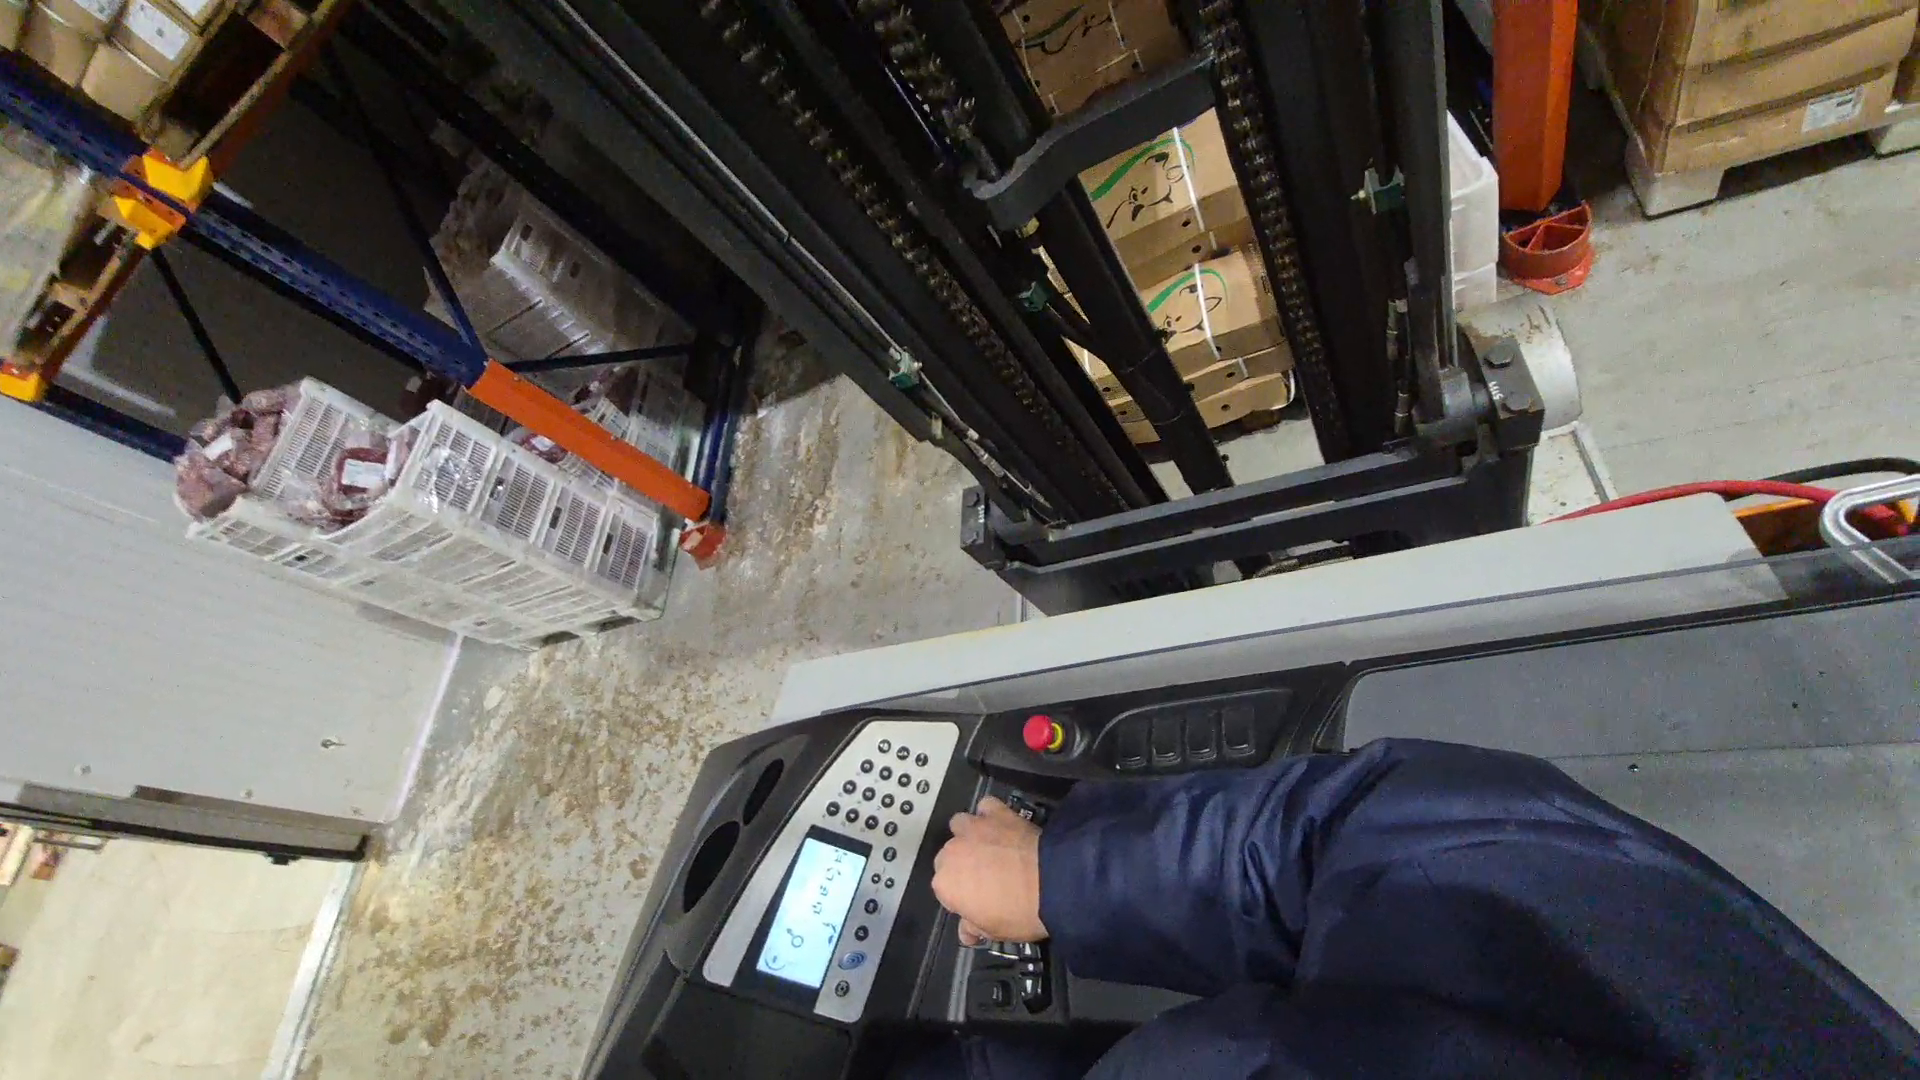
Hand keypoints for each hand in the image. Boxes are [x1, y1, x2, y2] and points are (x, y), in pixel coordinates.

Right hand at [932, 797, 1046, 945]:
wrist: (1051, 881)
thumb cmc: (1018, 912)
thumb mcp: (994, 931)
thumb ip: (972, 928)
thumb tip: (966, 931)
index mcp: (945, 884)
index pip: (944, 890)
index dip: (961, 896)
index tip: (978, 902)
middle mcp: (952, 851)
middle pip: (948, 857)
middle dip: (962, 865)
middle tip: (985, 877)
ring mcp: (973, 827)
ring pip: (960, 826)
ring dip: (969, 835)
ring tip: (989, 847)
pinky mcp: (995, 811)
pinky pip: (986, 806)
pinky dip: (990, 813)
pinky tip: (1000, 823)